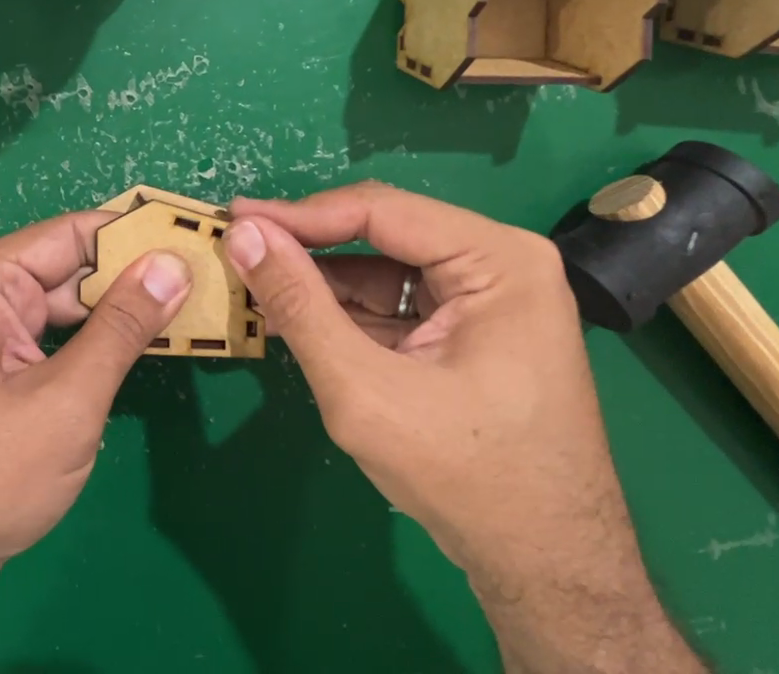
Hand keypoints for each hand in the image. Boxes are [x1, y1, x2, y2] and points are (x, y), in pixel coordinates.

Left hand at [0, 213, 190, 671]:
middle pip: (67, 271)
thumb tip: (171, 265)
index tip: (194, 241)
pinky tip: (136, 357)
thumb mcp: (67, 399)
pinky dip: (90, 349)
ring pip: (61, 312)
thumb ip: (121, 328)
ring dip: (115, 318)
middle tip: (205, 286)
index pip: (72, 233)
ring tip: (187, 317)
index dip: (133, 235)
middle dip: (130, 280)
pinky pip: (48, 345)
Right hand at [224, 183, 699, 671]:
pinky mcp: (471, 330)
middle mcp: (499, 262)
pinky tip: (294, 319)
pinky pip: (394, 302)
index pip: (379, 210)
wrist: (544, 566)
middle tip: (239, 251)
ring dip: (319, 282)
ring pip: (381, 268)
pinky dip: (343, 312)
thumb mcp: (364, 388)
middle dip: (308, 247)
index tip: (234, 217)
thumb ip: (299, 305)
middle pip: (382, 234)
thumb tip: (243, 235)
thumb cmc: (465, 476)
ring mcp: (488, 298)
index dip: (299, 214)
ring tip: (254, 287)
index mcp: (497, 260)